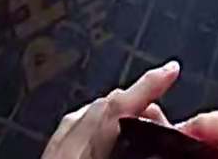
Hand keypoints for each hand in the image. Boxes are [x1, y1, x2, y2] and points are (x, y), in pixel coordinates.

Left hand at [41, 61, 178, 158]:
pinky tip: (106, 135)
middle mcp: (62, 147)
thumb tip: (163, 143)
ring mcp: (52, 150)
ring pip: (87, 110)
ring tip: (141, 126)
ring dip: (118, 110)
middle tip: (164, 123)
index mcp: (79, 155)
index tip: (172, 68)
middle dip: (139, 101)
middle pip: (105, 103)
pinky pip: (71, 126)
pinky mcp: (46, 156)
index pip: (118, 107)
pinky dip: (94, 122)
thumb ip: (135, 156)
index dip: (149, 83)